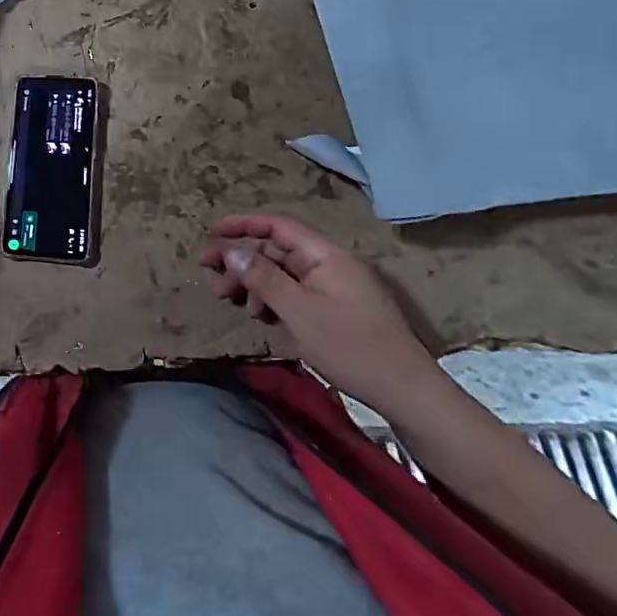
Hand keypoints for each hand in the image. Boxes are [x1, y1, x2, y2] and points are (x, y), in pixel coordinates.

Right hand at [201, 214, 440, 409]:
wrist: (404, 390)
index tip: (212, 231)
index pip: (279, 227)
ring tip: (232, 302)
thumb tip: (231, 251)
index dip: (244, 225)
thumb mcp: (299, 312)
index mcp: (327, 255)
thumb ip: (263, 278)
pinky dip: (274, 299)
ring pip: (284, 274)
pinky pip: (296, 293)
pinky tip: (261, 316)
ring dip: (255, 283)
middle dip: (243, 261)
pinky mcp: (336, 309)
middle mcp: (331, 264)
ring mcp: (334, 287)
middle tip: (212, 278)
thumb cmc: (351, 346)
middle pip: (278, 251)